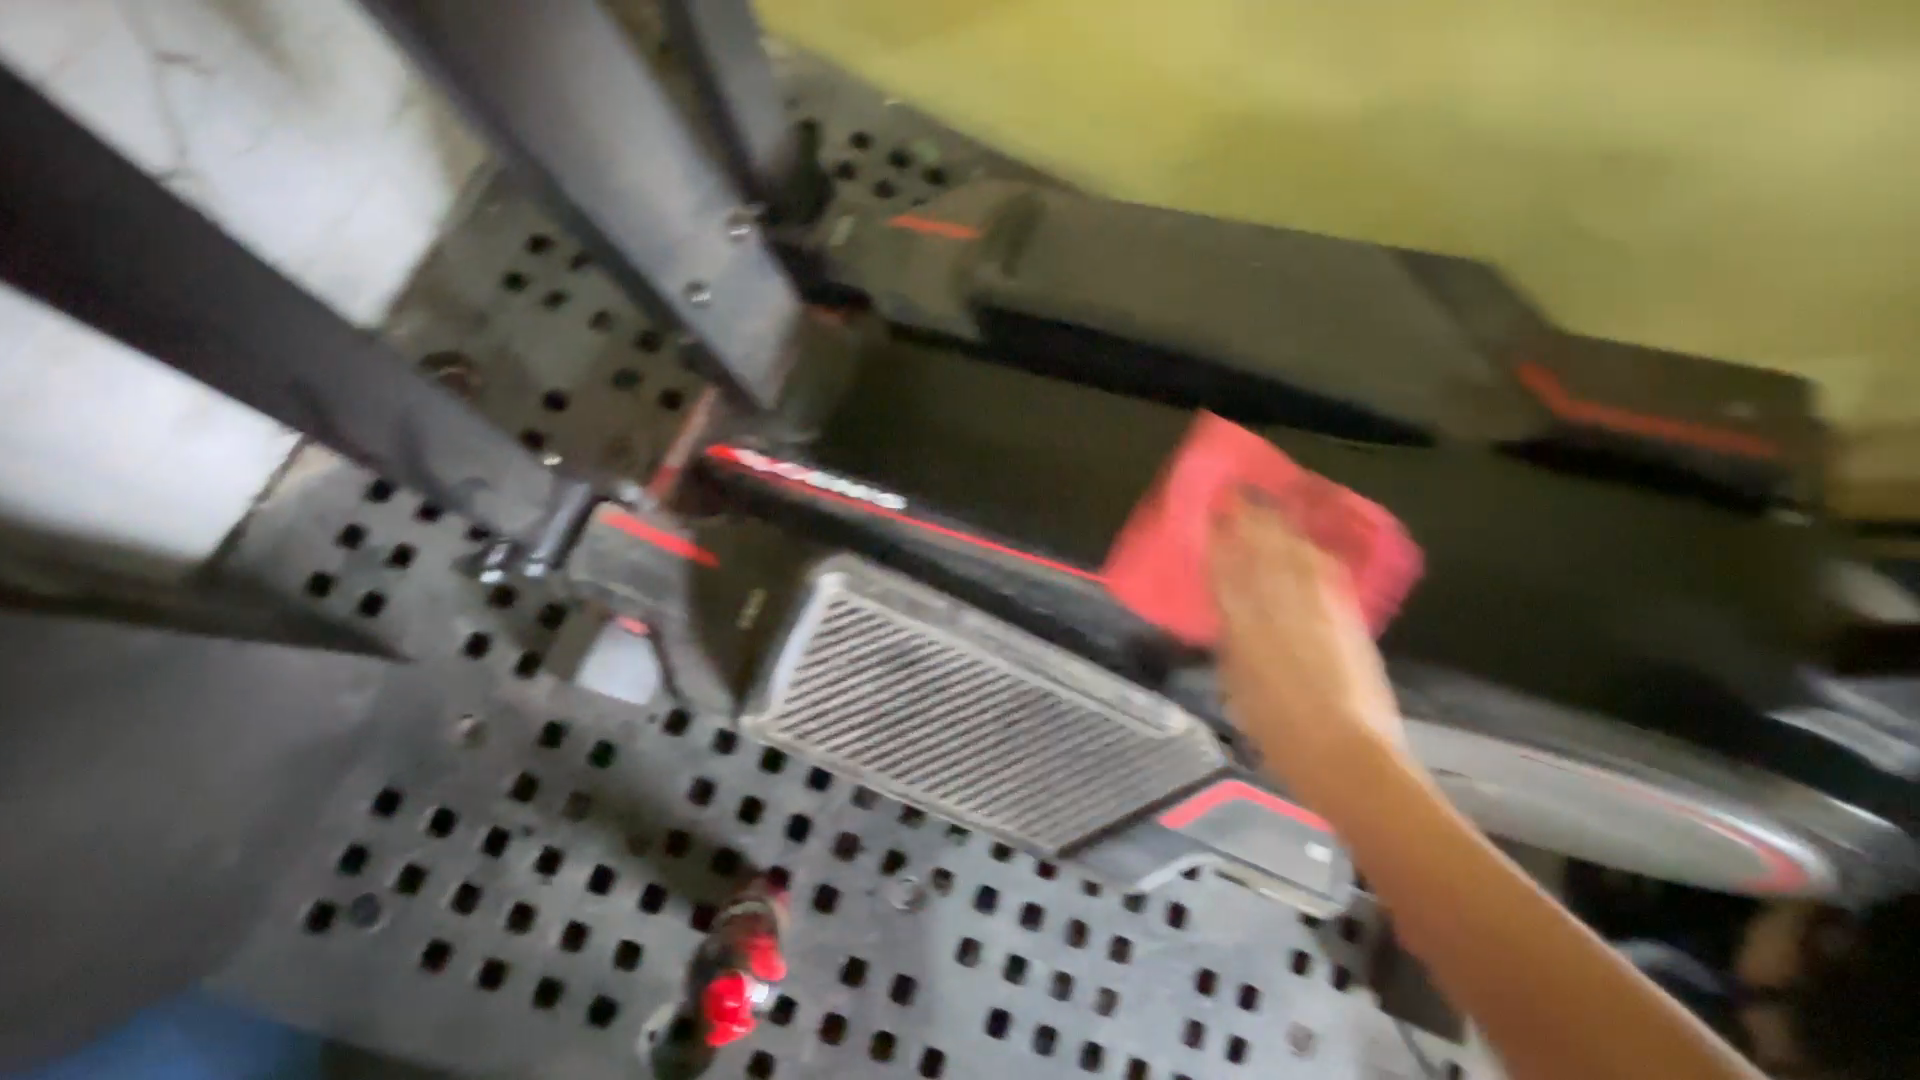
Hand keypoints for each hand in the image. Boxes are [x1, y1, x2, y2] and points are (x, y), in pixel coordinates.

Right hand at [1208, 491, 1405, 781]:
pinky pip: (1327, 574)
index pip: (1227, 569)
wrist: (1346, 753)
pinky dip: (1314, 555)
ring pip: (1296, 555)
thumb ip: (1233, 648)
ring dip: (1283, 528)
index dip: (1220, 537)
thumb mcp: (1237, 689)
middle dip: (1251, 519)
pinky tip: (1310, 546)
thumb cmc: (1278, 733)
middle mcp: (1280, 607)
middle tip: (1241, 493)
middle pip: (1263, 551)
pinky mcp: (1349, 618)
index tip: (1212, 512)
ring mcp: (1319, 609)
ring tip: (1273, 507)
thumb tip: (1232, 623)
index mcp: (1244, 626)